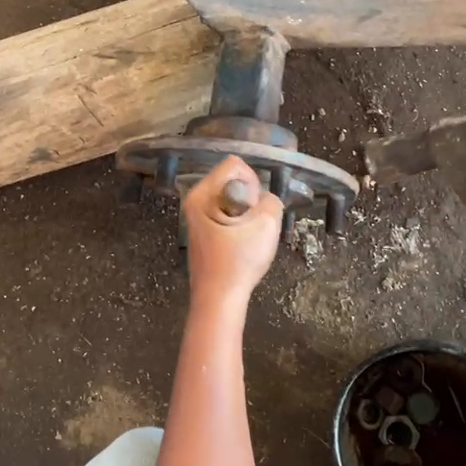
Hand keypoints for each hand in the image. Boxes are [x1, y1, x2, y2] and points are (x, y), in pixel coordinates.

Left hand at [180, 156, 283, 308]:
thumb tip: (263, 201)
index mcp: (202, 194)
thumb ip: (271, 201)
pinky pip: (226, 212)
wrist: (218, 300)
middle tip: (252, 223)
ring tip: (248, 236)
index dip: (252, 182)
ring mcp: (196, 216)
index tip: (254, 208)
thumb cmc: (239, 261)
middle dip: (249, 198)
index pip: (234, 165)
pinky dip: (238, 223)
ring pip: (231, 197)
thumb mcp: (267, 225)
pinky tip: (241, 244)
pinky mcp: (203, 230)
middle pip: (231, 179)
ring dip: (246, 213)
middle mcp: (194, 200)